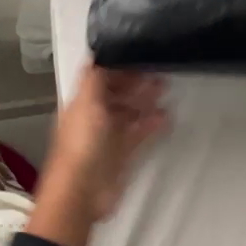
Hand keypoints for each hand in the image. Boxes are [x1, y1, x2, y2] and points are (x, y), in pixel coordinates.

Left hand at [26, 65, 167, 245]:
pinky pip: (138, 133)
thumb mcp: (87, 104)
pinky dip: (151, 123)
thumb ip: (95, 78)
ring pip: (128, 112)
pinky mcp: (121, 153)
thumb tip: (100, 52)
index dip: (118, 66)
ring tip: (164, 90)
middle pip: (115, 93)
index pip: (99, 77)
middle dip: (135, 82)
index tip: (140, 55)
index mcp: (81, 103)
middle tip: (159, 72)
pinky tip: (165, 116)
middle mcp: (93, 117)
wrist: (81, 193)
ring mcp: (108, 136)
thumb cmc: (82, 146)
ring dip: (145, 100)